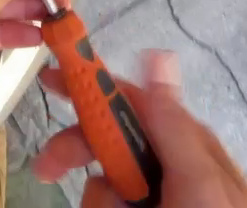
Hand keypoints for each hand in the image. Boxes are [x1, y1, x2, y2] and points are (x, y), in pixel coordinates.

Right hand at [32, 49, 246, 206]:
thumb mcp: (200, 189)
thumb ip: (172, 124)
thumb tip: (157, 53)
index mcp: (191, 150)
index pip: (134, 100)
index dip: (92, 85)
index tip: (49, 80)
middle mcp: (172, 173)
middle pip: (109, 140)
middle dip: (78, 152)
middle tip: (46, 169)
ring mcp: (156, 204)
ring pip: (102, 186)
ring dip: (98, 202)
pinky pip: (104, 206)